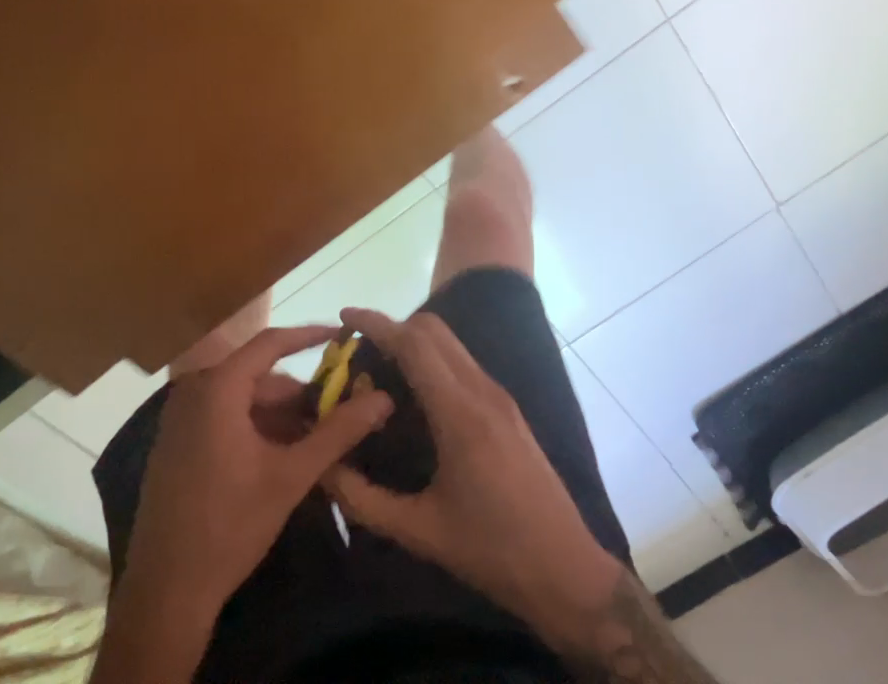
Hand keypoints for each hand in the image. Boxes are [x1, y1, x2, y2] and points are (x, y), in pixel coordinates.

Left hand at [115, 325, 392, 615]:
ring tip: (321, 440)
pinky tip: (286, 456)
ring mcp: (181, 419)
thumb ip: (337, 432)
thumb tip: (382, 398)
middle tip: (343, 411)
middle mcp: (194, 392)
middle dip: (301, 394)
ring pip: (244, 402)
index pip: (270, 343)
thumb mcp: (291, 476)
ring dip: (282, 416)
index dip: (309, 336)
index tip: (343, 339)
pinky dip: (258, 429)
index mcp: (217, 388)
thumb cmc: (231, 524)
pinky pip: (225, 419)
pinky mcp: (177, 444)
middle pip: (259, 377)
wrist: (168, 585)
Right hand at [322, 308, 623, 653]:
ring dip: (414, 343)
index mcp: (461, 415)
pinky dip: (433, 362)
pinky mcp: (509, 412)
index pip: (414, 345)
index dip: (376, 324)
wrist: (566, 570)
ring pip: (452, 345)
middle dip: (392, 328)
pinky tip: (413, 396)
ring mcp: (501, 400)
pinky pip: (464, 365)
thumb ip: (361, 498)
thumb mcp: (417, 530)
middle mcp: (484, 393)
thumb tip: (321, 467)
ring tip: (377, 370)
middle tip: (355, 350)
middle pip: (435, 332)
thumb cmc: (492, 551)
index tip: (343, 317)